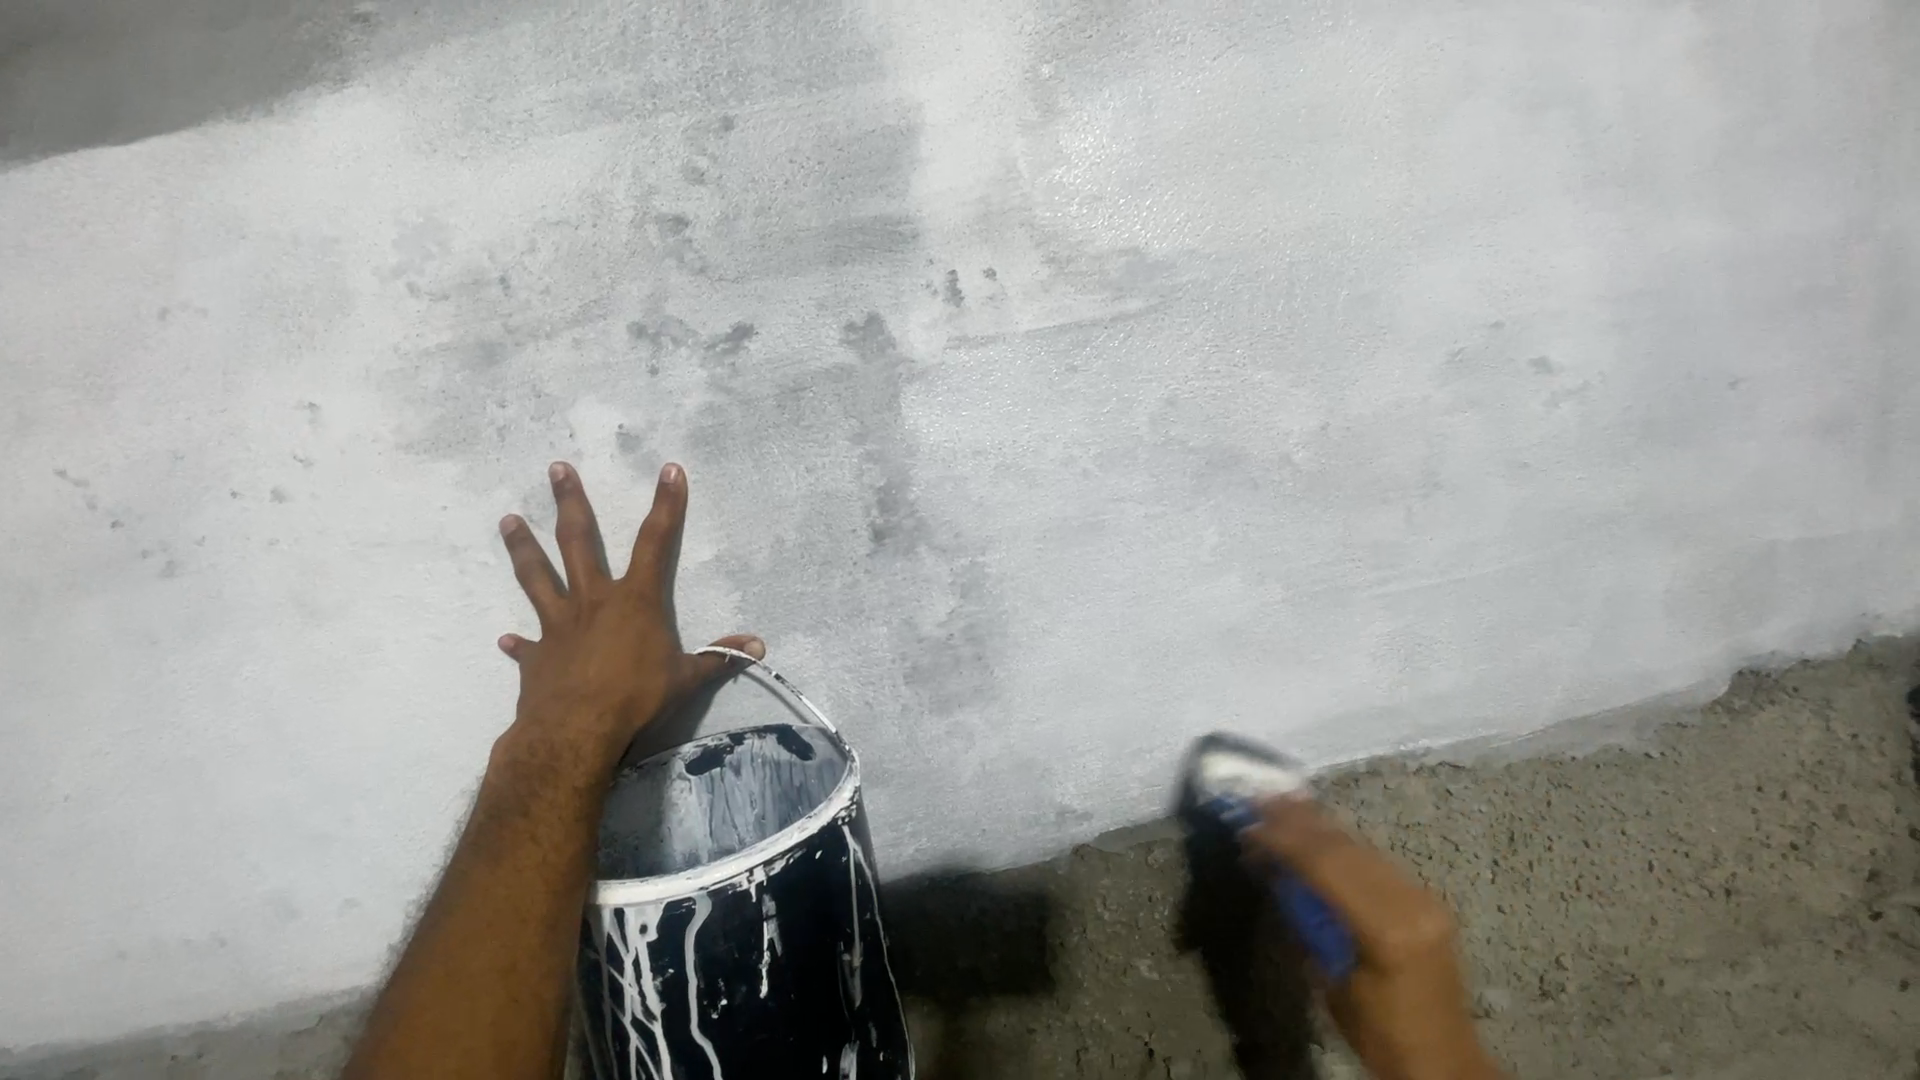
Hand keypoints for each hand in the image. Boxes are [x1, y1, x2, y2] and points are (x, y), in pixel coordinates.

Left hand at [494, 461, 761, 773]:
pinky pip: (526, 645)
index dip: (667, 505)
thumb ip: (719, 658)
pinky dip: (518, 642)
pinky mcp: (538, 656)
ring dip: (523, 547)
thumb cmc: (637, 697)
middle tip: (556, 468)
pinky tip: (506, 638)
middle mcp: (594, 600)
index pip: (656, 541)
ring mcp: (559, 625)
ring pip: (537, 576)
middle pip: (578, 541)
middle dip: (570, 502)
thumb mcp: (687, 678)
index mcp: (635, 600)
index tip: (670, 470)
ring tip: (508, 519)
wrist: (576, 731)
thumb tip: (758, 647)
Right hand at [1244, 798, 1503, 1079]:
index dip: (1283, 841)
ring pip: (1359, 846)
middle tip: (1257, 802)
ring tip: (1279, 803)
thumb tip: (1272, 870)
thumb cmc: (1376, 1031)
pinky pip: (1373, 858)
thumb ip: (1306, 918)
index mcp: (1387, 929)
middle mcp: (1410, 902)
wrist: (1441, 1059)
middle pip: (1343, 848)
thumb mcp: (1329, 978)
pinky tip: (1315, 826)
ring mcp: (1422, 897)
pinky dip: (1338, 840)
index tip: (1248, 827)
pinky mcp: (1424, 898)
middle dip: (1296, 822)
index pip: (1326, 866)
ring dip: (1316, 824)